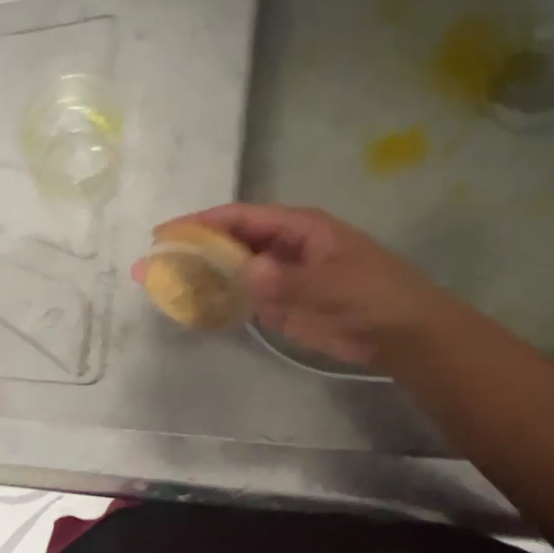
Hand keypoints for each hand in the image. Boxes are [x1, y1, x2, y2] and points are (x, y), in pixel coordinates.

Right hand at [161, 205, 453, 366]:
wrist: (403, 334)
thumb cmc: (374, 296)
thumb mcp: (333, 284)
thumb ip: (287, 279)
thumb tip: (246, 271)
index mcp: (298, 229)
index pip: (241, 218)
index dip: (203, 223)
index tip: (166, 234)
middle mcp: (283, 248)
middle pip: (229, 242)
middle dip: (191, 249)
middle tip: (151, 263)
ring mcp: (280, 277)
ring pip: (230, 270)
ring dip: (198, 275)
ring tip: (160, 284)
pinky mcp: (280, 306)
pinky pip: (240, 298)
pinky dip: (216, 300)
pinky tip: (190, 307)